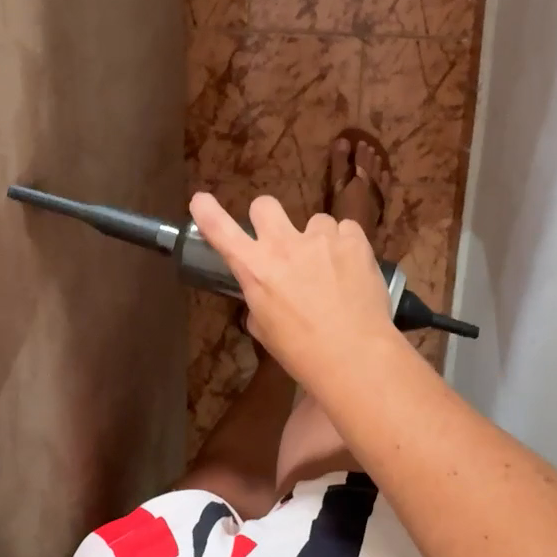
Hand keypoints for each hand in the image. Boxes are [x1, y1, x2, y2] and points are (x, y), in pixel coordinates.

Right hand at [189, 191, 408, 386]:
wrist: (355, 356)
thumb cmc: (303, 353)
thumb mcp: (266, 330)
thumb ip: (260, 301)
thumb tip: (265, 294)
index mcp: (255, 269)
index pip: (221, 232)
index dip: (208, 213)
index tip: (200, 200)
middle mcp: (284, 245)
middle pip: (265, 205)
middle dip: (268, 218)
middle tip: (281, 240)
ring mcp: (321, 239)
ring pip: (315, 221)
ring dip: (318, 239)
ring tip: (332, 267)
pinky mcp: (354, 240)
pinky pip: (346, 230)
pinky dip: (348, 245)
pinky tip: (354, 268)